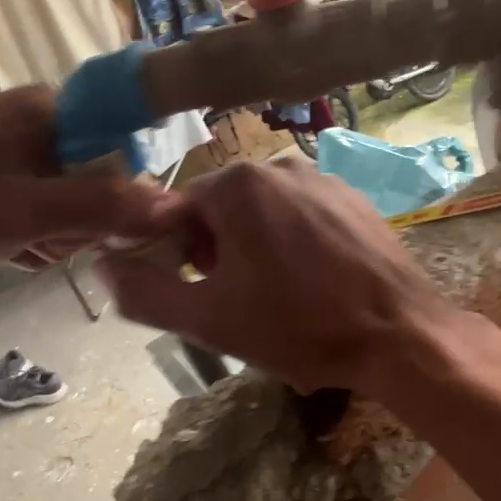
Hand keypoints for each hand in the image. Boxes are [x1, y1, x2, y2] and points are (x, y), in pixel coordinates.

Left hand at [0, 87, 179, 274]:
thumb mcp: (24, 215)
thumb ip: (103, 207)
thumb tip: (177, 206)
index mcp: (50, 110)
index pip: (130, 148)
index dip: (131, 197)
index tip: (109, 236)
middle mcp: (35, 114)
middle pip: (101, 174)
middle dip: (83, 221)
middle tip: (47, 246)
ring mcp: (8, 138)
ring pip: (69, 192)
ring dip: (55, 230)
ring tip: (18, 249)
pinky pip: (37, 196)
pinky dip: (30, 226)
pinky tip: (4, 246)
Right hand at [101, 160, 458, 392]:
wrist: (399, 335)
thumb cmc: (299, 327)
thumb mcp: (208, 320)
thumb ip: (144, 291)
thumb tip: (101, 262)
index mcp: (240, 183)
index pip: (180, 211)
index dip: (182, 257)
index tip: (205, 295)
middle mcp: (282, 165)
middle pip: (224, 209)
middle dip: (222, 254)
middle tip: (244, 304)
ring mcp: (326, 179)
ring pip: (267, 214)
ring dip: (259, 251)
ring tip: (284, 300)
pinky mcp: (356, 200)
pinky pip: (305, 217)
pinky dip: (298, 246)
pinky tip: (316, 286)